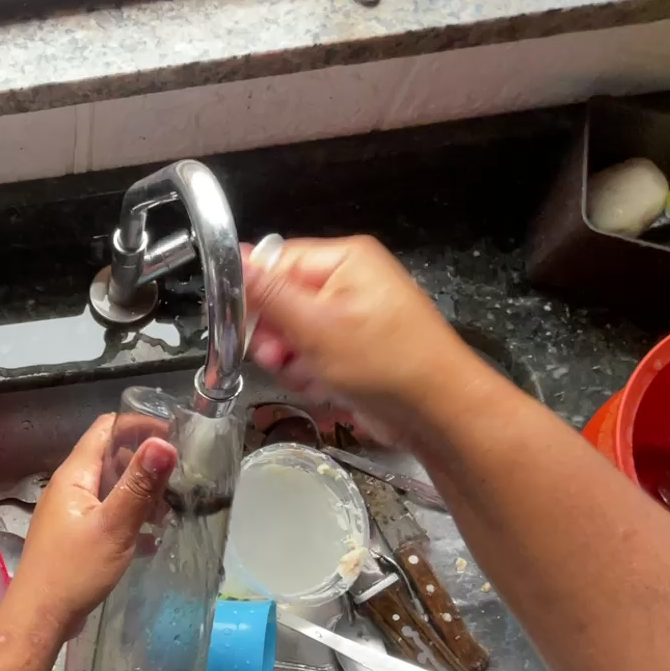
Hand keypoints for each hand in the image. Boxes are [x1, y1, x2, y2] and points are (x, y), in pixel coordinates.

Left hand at [8, 414, 177, 629]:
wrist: (40, 616)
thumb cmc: (74, 570)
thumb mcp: (113, 526)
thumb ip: (139, 485)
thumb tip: (163, 443)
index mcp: (74, 476)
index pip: (105, 429)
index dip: (139, 425)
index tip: (174, 435)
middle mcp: (70, 488)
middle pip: (111, 459)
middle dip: (145, 465)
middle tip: (179, 481)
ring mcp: (71, 514)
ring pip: (111, 490)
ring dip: (140, 496)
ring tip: (168, 514)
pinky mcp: (76, 537)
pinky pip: (107, 517)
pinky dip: (129, 521)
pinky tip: (151, 539)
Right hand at [246, 236, 491, 443]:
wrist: (432, 409)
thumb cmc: (387, 362)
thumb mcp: (316, 325)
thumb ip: (270, 294)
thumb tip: (237, 262)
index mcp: (343, 261)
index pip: (275, 262)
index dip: (254, 295)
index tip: (243, 324)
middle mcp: (346, 283)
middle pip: (278, 301)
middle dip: (274, 336)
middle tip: (280, 356)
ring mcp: (347, 318)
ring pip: (289, 335)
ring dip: (289, 361)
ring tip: (309, 375)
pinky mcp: (348, 348)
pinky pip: (308, 356)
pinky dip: (308, 374)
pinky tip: (322, 385)